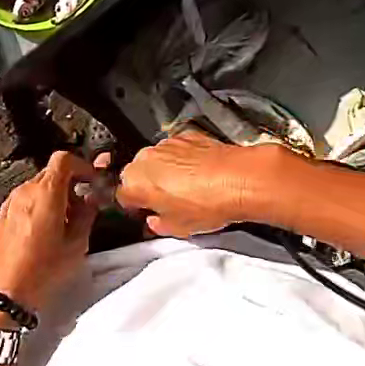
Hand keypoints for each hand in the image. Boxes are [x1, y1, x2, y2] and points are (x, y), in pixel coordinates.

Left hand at [0, 152, 101, 323]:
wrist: (3, 292)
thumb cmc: (42, 271)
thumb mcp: (76, 245)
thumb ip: (87, 215)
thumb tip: (92, 199)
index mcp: (45, 193)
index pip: (64, 159)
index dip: (82, 166)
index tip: (93, 182)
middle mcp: (25, 191)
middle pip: (51, 172)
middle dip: (71, 183)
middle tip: (84, 206)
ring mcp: (10, 202)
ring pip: (38, 185)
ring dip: (56, 195)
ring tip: (67, 222)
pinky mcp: (2, 215)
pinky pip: (26, 199)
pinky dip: (40, 204)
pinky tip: (47, 229)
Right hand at [119, 130, 286, 236]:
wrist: (241, 180)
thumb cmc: (209, 203)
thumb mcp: (177, 228)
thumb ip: (158, 224)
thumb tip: (156, 221)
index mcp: (134, 184)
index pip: (123, 197)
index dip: (135, 207)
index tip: (146, 212)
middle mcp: (144, 160)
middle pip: (137, 175)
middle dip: (148, 187)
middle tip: (169, 202)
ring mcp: (165, 145)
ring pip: (156, 161)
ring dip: (165, 172)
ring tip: (189, 188)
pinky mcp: (186, 136)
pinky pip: (177, 150)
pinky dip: (184, 159)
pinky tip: (200, 173)